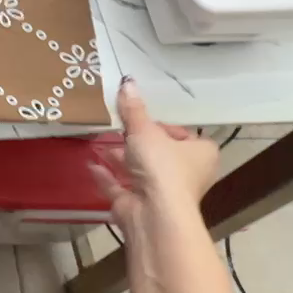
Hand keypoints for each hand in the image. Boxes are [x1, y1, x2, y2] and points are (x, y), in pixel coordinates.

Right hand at [88, 78, 218, 229]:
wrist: (153, 211)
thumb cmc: (161, 166)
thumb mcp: (145, 130)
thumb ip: (133, 110)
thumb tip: (127, 81)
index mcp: (200, 154)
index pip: (184, 135)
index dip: (163, 128)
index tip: (143, 122)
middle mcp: (186, 173)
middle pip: (160, 153)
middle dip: (138, 143)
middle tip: (119, 131)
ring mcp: (163, 191)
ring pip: (140, 170)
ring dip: (121, 159)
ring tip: (100, 144)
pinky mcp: (141, 204)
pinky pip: (122, 186)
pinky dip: (108, 176)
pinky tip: (91, 164)